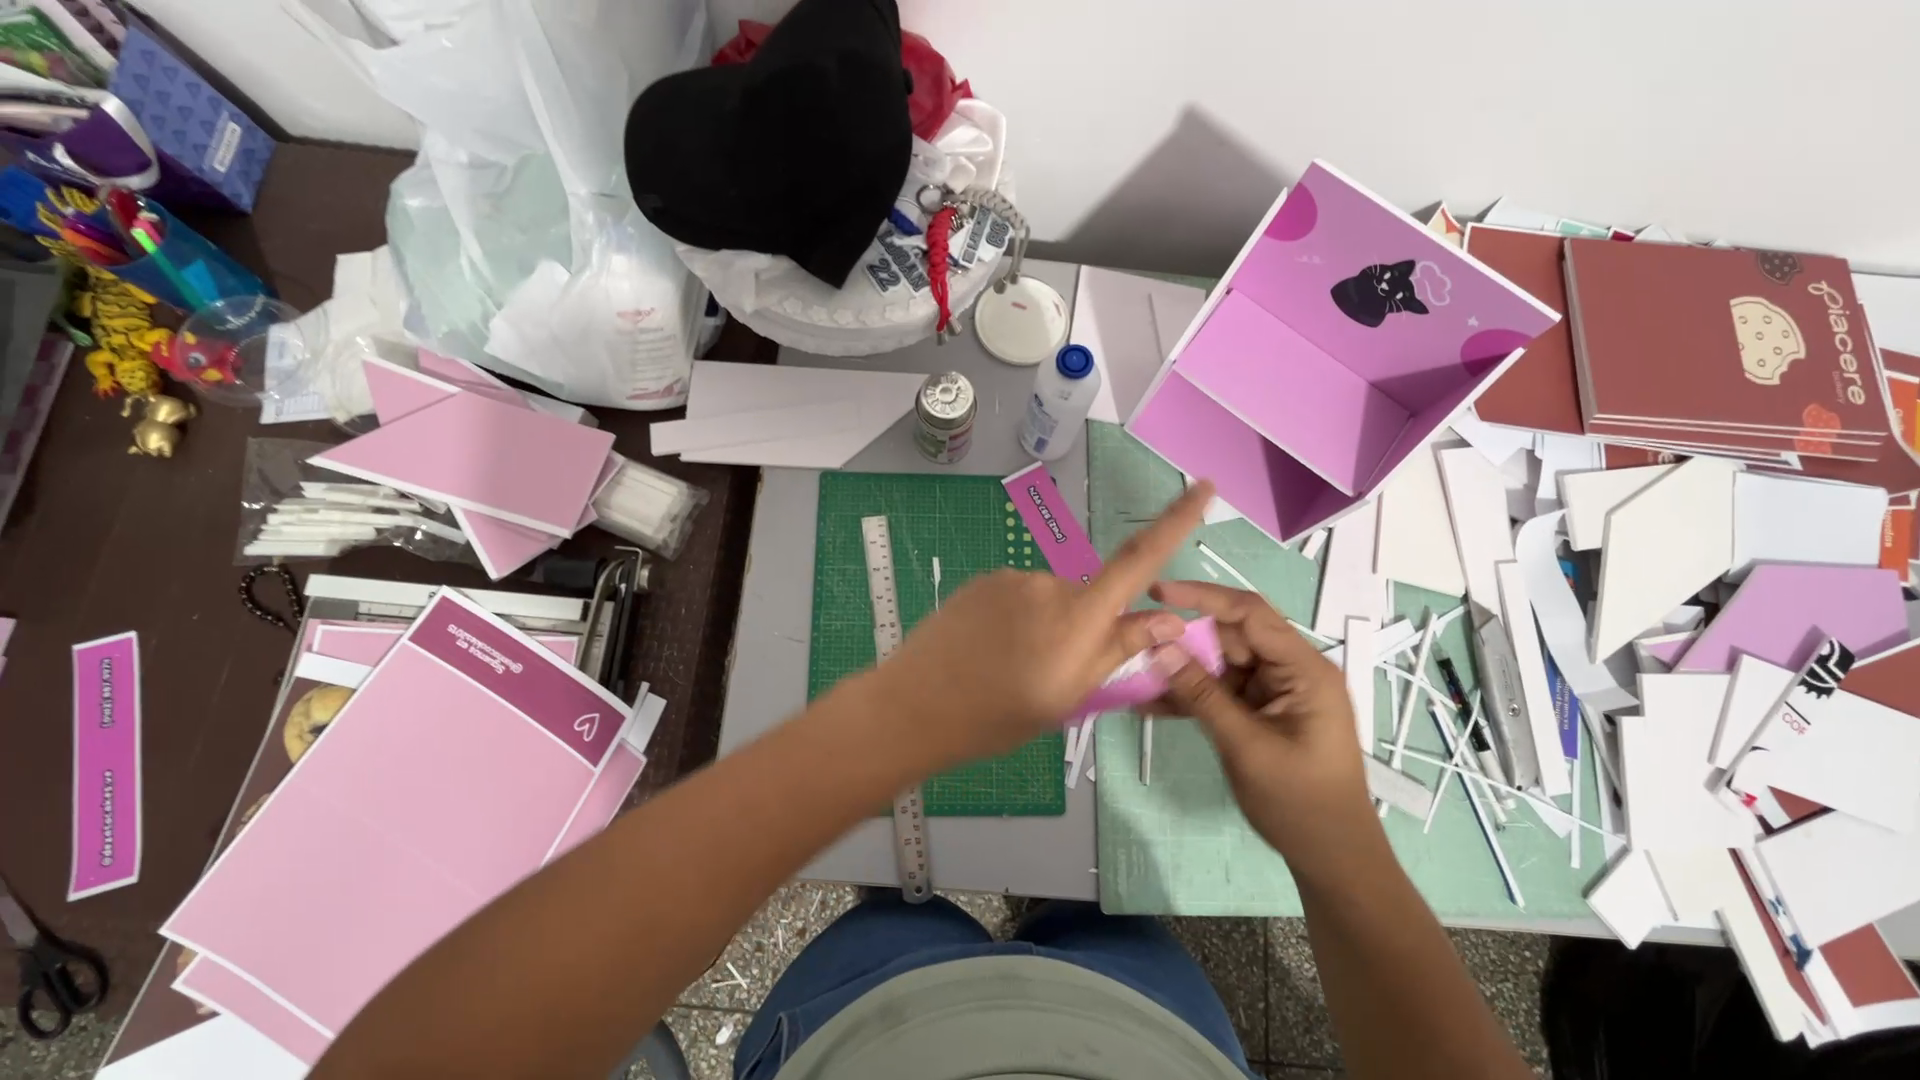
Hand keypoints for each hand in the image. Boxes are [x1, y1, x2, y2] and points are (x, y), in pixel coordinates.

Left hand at [867, 482, 1213, 769]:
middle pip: (1088, 596)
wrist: (913, 705)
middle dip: (1084, 627)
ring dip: (1047, 626)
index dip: (1175, 522)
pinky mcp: (983, 581)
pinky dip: (1017, 621)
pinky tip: (989, 652)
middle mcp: (1048, 583)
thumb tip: (1170, 620)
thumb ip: (1118, 651)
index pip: (1139, 561)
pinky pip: (1019, 596)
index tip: (1202, 487)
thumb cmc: (997, 716)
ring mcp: (1011, 578)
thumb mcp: (1069, 696)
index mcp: (1078, 616)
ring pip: (1051, 599)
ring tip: (1011, 669)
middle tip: (1051, 674)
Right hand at [1145, 581, 1384, 882]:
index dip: (1204, 598)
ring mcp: (1277, 692)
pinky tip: (1152, 706)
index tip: (1159, 592)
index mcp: (1305, 670)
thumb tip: (1160, 650)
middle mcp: (1293, 671)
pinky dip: (1191, 698)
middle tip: (1138, 643)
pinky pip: (1222, 692)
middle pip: (1232, 637)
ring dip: (1182, 671)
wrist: (1332, 856)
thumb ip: (1203, 696)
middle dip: (1185, 638)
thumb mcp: (1247, 747)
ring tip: (1137, 677)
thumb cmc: (1300, 803)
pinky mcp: (1262, 713)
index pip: (1250, 615)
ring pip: (1221, 664)